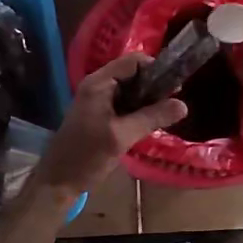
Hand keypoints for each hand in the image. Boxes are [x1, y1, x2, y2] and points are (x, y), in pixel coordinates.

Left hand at [34, 54, 187, 195]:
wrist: (59, 181)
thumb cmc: (87, 156)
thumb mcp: (121, 136)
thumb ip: (151, 118)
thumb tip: (183, 105)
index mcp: (98, 83)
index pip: (133, 61)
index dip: (155, 69)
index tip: (174, 87)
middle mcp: (98, 86)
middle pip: (133, 75)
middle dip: (154, 87)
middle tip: (173, 104)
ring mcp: (98, 101)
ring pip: (130, 91)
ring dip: (148, 101)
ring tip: (166, 115)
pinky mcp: (100, 116)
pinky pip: (124, 106)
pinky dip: (138, 111)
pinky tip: (151, 124)